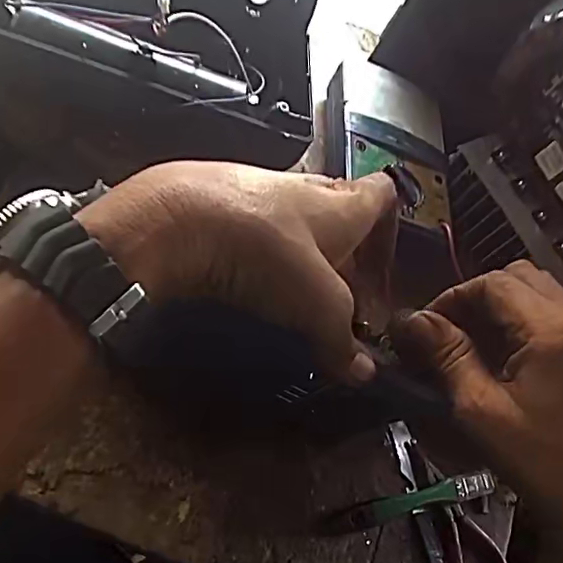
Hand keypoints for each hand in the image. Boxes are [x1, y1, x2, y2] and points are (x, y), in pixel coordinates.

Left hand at [77, 160, 396, 381]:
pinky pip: (251, 230)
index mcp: (341, 205)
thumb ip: (343, 341)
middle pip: (339, 217)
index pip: (384, 196)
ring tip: (292, 301)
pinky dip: (257, 258)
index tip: (379, 272)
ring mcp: (256, 190)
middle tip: (340, 302)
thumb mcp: (317, 306)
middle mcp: (303, 189)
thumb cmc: (264, 251)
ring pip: (293, 224)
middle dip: (344, 259)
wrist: (173, 222)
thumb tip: (362, 372)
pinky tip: (247, 287)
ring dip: (299, 259)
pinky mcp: (215, 203)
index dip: (389, 233)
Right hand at [394, 261, 562, 559]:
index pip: (493, 283)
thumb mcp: (481, 410)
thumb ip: (448, 357)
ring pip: (534, 295)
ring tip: (467, 348)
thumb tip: (415, 322)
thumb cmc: (542, 463)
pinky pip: (549, 320)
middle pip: (516, 279)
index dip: (451, 299)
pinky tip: (497, 362)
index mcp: (555, 331)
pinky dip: (517, 328)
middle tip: (444, 333)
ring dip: (495, 312)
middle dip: (473, 300)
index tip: (426, 327)